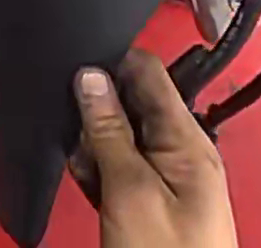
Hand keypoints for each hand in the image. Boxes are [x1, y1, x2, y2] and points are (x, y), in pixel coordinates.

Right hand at [70, 51, 236, 247]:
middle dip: (96, 107)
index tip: (74, 68)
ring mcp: (165, 176)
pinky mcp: (148, 198)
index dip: (111, 61)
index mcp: (186, 141)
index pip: (148, 71)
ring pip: (118, 129)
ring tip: (83, 167)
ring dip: (93, 139)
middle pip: (129, 98)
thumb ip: (108, 129)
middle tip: (76, 132)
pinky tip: (87, 182)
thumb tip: (89, 73)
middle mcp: (178, 151)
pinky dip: (97, 165)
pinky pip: (117, 160)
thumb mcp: (130, 192)